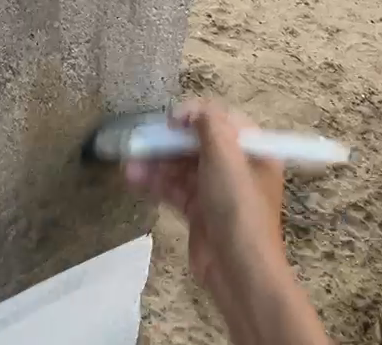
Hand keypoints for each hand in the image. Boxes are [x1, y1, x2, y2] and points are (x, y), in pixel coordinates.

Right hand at [124, 100, 286, 296]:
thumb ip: (208, 123)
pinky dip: (154, 182)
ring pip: (181, 166)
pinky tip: (132, 177)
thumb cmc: (237, 206)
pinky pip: (174, 189)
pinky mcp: (199, 213)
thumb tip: (190, 112)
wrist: (239, 270)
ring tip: (128, 160)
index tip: (172, 120)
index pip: (222, 121)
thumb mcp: (225, 154)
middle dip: (167, 140)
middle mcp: (236, 169)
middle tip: (142, 137)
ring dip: (155, 161)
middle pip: (196, 144)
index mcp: (253, 151)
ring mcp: (216, 192)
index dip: (195, 116)